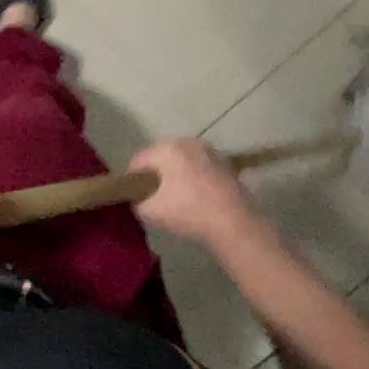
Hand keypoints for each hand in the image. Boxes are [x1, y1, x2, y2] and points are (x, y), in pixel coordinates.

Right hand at [130, 138, 259, 246]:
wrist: (236, 225)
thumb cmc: (189, 212)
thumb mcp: (149, 212)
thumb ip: (136, 202)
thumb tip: (137, 200)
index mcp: (167, 149)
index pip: (138, 160)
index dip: (132, 179)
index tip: (135, 197)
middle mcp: (188, 142)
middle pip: (160, 157)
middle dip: (155, 174)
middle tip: (155, 197)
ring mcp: (210, 152)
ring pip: (182, 161)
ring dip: (176, 175)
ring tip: (177, 198)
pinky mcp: (226, 165)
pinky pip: (200, 168)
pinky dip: (194, 178)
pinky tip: (196, 198)